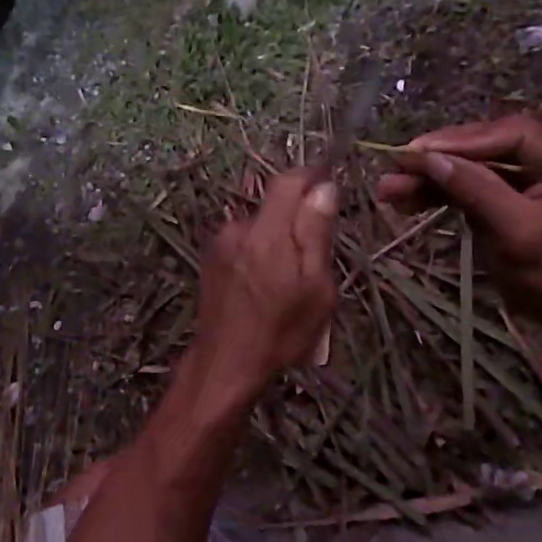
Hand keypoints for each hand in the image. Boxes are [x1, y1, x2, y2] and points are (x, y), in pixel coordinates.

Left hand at [191, 168, 339, 388]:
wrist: (225, 364)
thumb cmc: (280, 332)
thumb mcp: (315, 288)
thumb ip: (316, 233)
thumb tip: (324, 188)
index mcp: (266, 232)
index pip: (288, 181)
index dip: (311, 176)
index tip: (330, 187)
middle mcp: (238, 228)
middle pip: (274, 202)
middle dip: (297, 216)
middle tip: (314, 254)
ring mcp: (220, 243)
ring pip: (260, 224)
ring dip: (278, 236)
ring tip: (288, 277)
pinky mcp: (210, 258)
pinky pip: (245, 240)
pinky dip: (261, 250)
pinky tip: (265, 283)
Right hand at [377, 112, 541, 333]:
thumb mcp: (518, 236)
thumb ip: (476, 191)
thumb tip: (430, 158)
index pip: (509, 133)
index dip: (458, 140)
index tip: (413, 153)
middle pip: (489, 147)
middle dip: (439, 161)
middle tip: (394, 173)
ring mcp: (537, 182)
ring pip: (479, 168)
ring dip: (436, 178)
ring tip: (391, 191)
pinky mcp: (520, 202)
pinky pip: (480, 188)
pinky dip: (448, 194)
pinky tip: (415, 200)